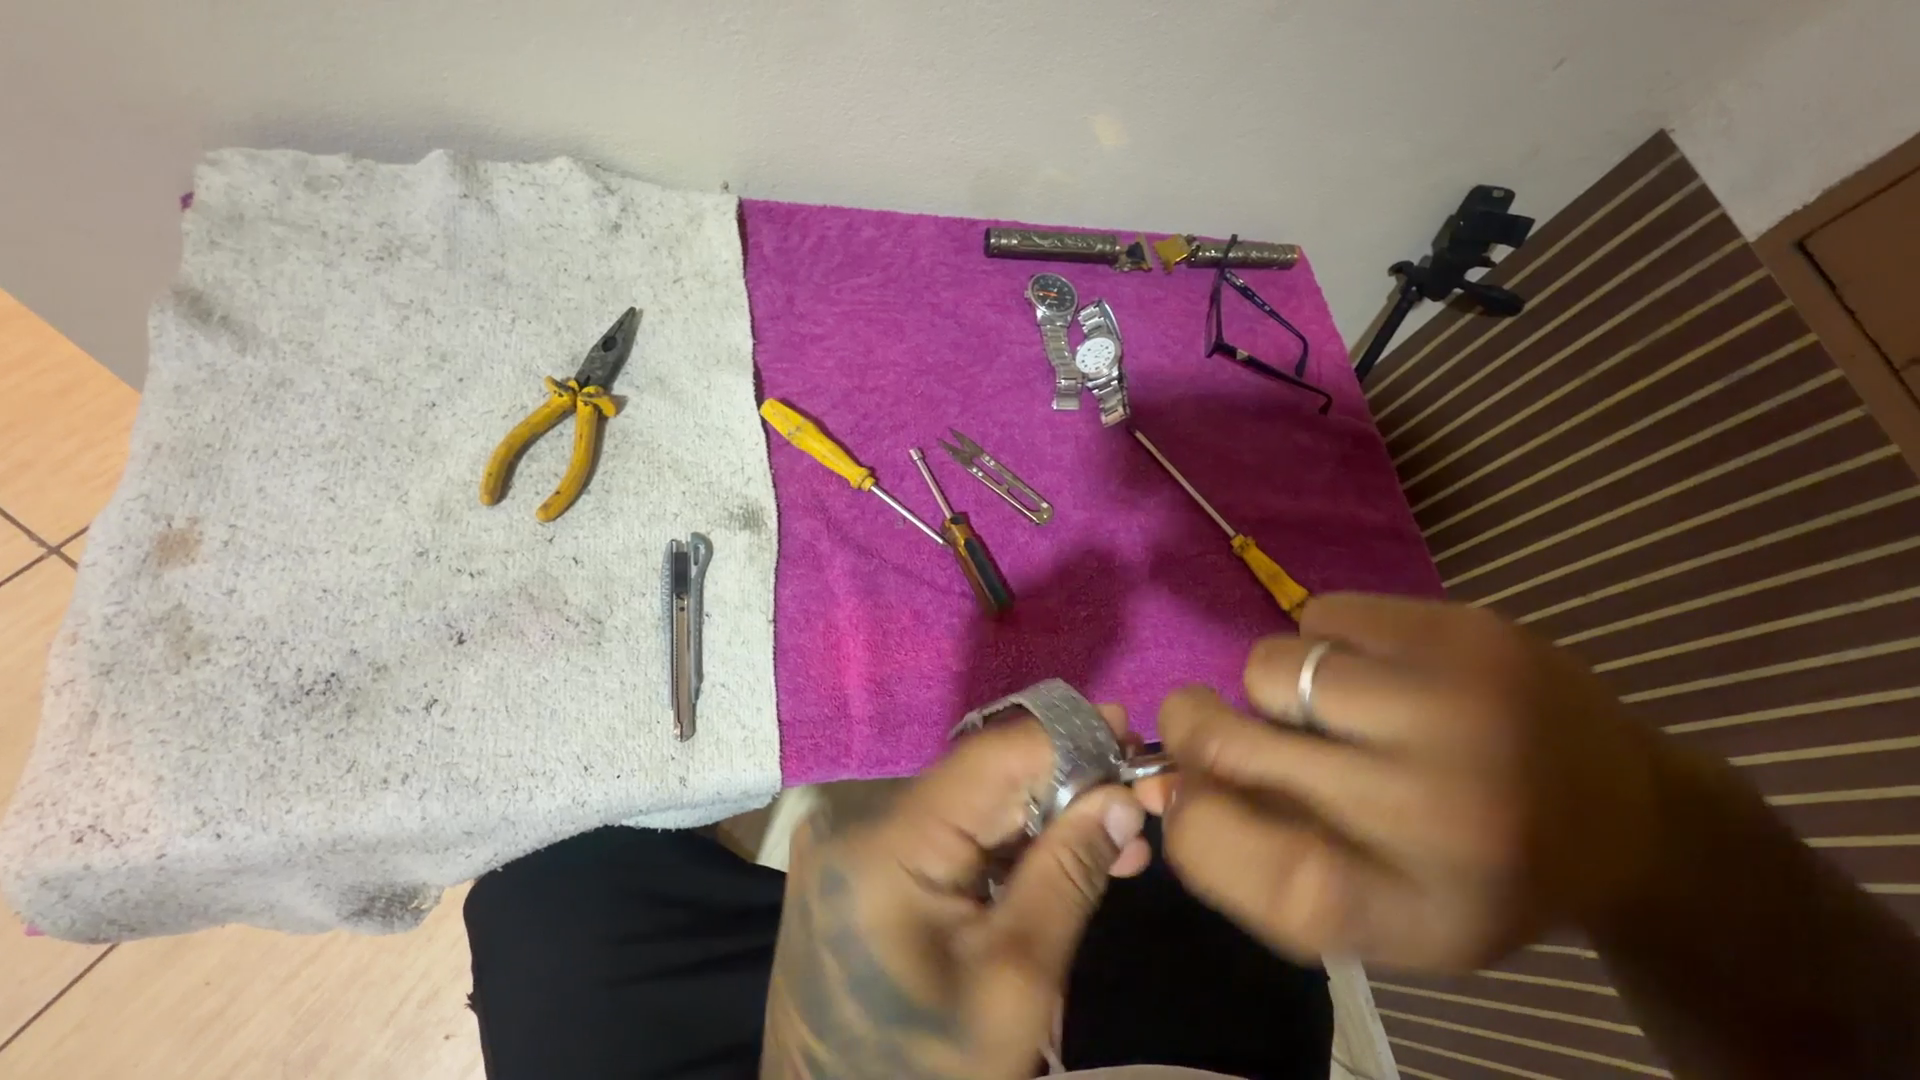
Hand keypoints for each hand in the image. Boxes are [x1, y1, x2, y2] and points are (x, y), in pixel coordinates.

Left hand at [760, 709, 1150, 1079]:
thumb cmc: (932, 1069)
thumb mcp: (1016, 980)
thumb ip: (1068, 875)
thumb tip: (1120, 797)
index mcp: (888, 845)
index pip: (988, 757)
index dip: (1064, 739)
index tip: (1129, 736)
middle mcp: (860, 825)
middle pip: (979, 780)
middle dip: (1063, 785)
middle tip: (1136, 801)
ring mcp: (855, 849)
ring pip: (968, 807)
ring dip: (1040, 819)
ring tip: (1115, 841)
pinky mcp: (861, 872)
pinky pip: (946, 839)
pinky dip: (1003, 848)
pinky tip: (1057, 862)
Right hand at [1147, 593, 1665, 971]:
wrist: (1631, 820)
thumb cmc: (1476, 879)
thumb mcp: (1375, 914)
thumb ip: (1264, 865)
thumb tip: (1169, 779)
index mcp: (1393, 903)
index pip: (1215, 846)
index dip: (1180, 811)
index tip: (1188, 793)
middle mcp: (1421, 808)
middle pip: (1224, 742)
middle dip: (1194, 725)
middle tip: (1208, 721)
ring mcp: (1448, 706)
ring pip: (1267, 667)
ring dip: (1272, 688)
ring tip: (1327, 706)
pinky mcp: (1463, 631)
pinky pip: (1323, 615)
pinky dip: (1327, 644)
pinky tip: (1377, 672)